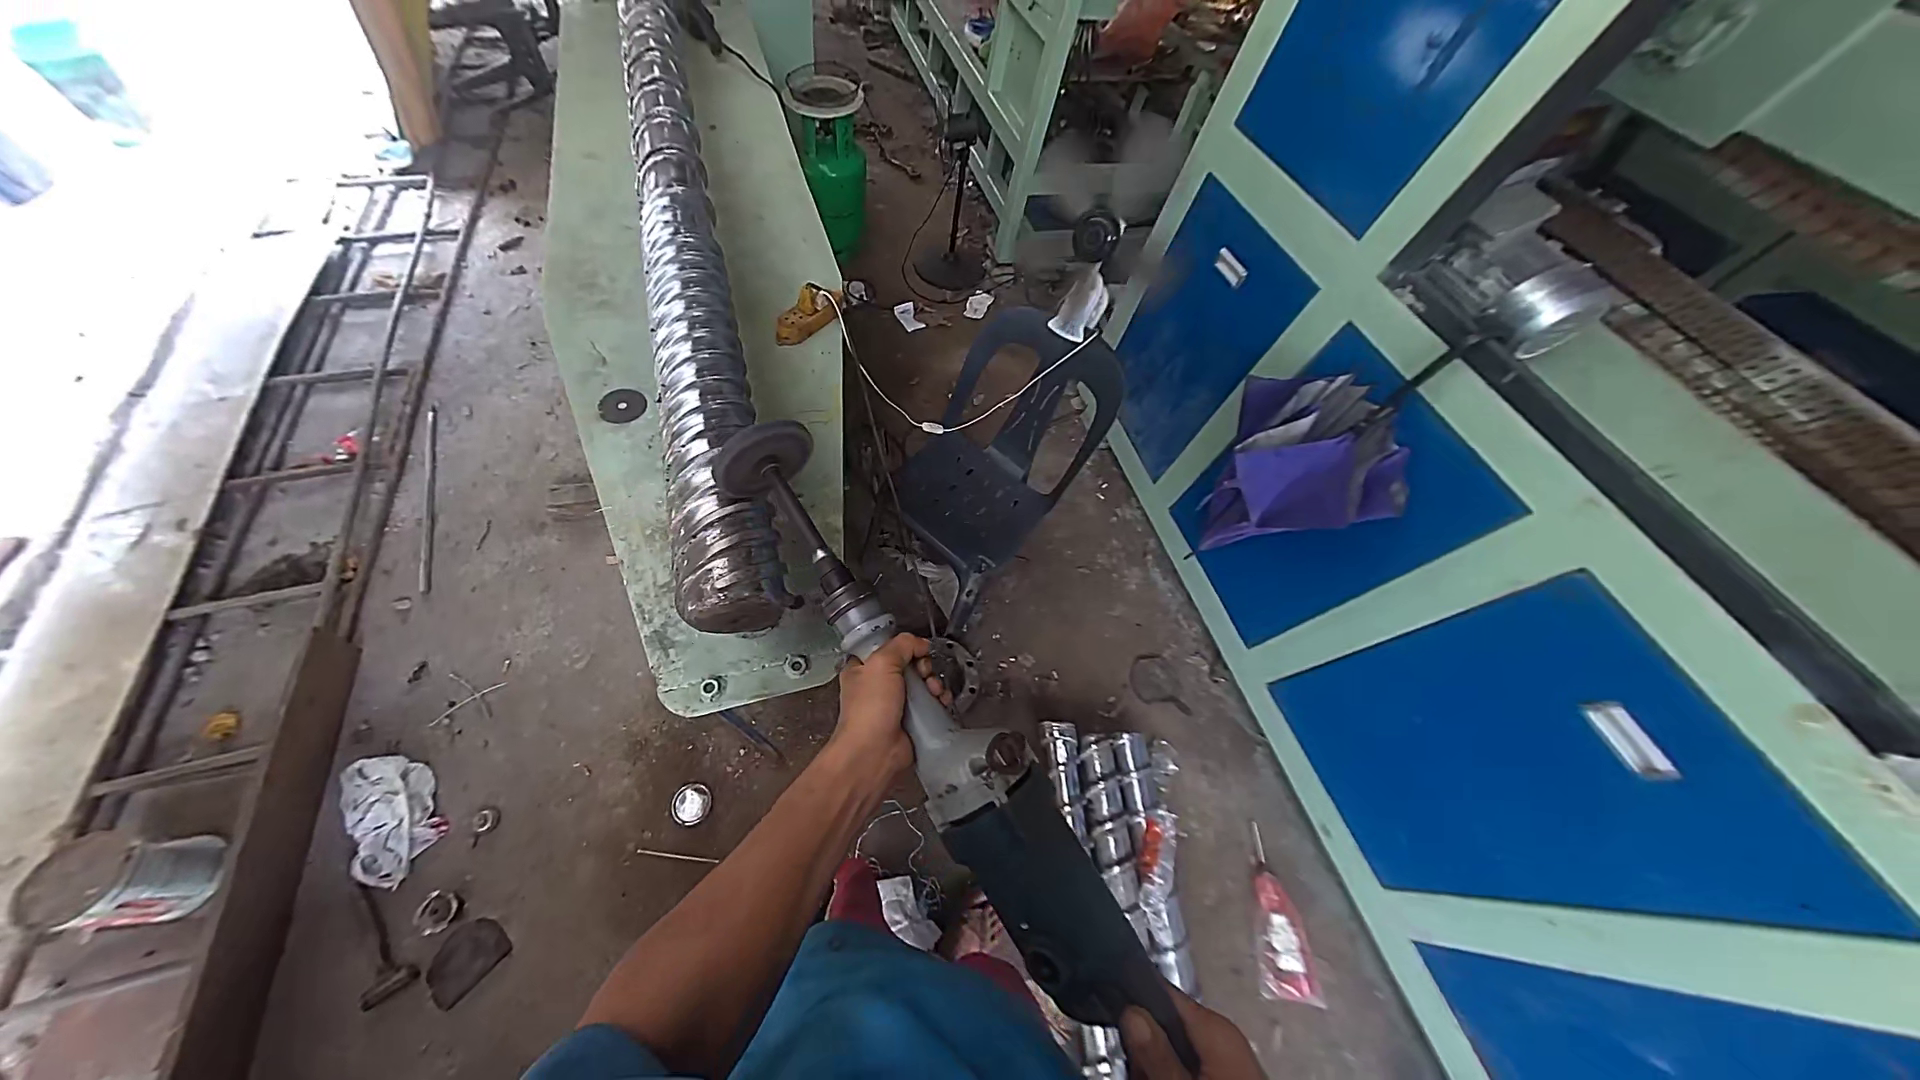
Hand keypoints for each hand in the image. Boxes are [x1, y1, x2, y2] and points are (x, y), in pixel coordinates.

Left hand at [827, 634, 949, 784]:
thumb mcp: (882, 663)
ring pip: (922, 683)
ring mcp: (895, 704)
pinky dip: (939, 700)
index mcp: (862, 669)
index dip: (903, 646)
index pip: (886, 647)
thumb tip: (920, 644)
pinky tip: (941, 701)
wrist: (874, 753)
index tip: (914, 648)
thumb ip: (902, 645)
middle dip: (923, 665)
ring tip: (934, 689)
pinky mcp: (911, 721)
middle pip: (909, 664)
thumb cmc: (869, 710)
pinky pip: (930, 704)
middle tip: (924, 672)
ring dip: (934, 682)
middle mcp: (877, 686)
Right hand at [1120, 986, 1265, 1079]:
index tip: (1113, 1020)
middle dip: (1145, 1049)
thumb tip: (1131, 1011)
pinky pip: (1190, 1067)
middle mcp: (1221, 1036)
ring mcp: (1226, 1060)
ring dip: (1156, 1068)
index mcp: (1214, 1027)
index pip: (1162, 990)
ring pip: (1174, 1049)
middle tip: (1136, 1074)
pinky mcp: (1226, 1077)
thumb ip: (1157, 1053)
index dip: (1133, 1001)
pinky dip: (1174, 1075)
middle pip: (1165, 1023)